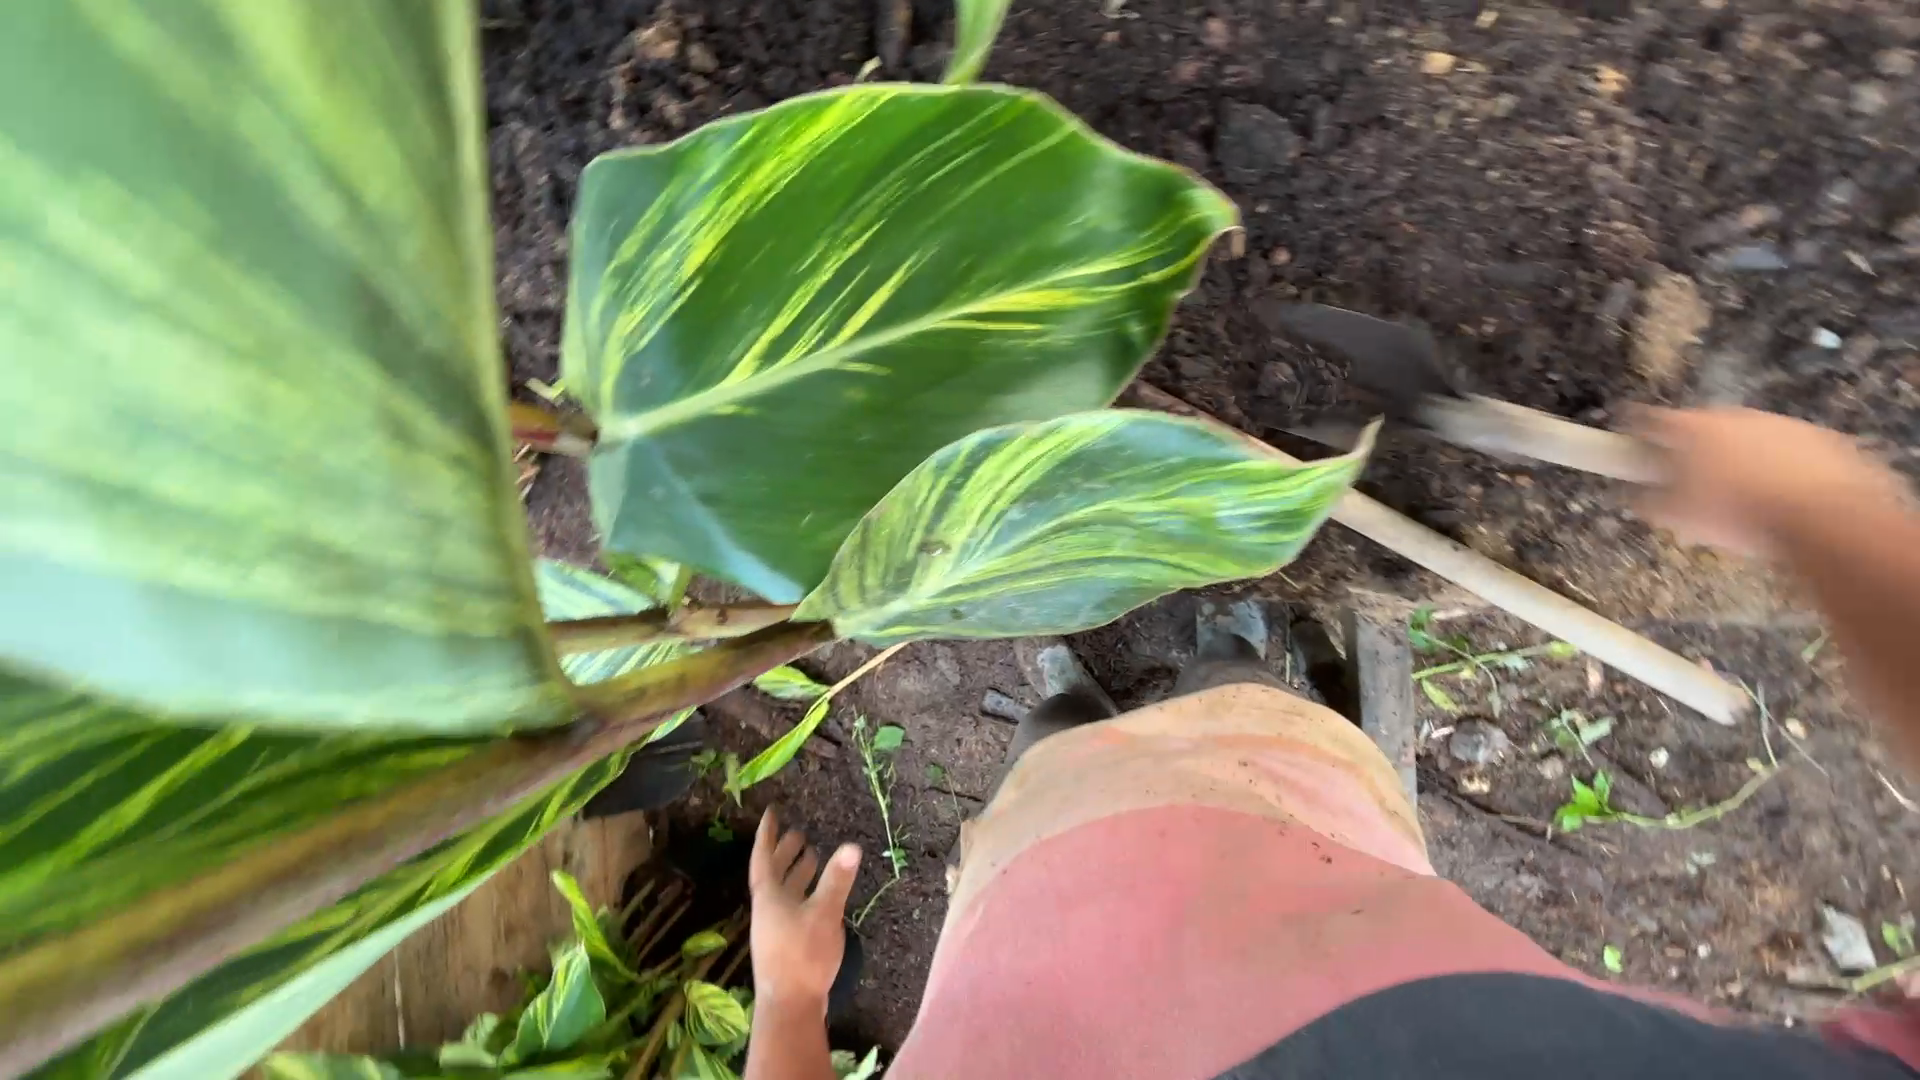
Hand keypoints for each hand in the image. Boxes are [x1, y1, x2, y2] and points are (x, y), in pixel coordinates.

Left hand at [748, 809, 860, 1012]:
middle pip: (773, 874)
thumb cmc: (803, 955)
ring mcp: (775, 928)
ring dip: (796, 873)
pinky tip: (820, 894)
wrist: (791, 1007)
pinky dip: (804, 893)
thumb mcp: (824, 913)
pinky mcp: (786, 944)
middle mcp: (768, 909)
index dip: (768, 835)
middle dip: (785, 852)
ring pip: (784, 891)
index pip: (764, 858)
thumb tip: (852, 846)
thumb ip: (837, 880)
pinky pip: (792, 906)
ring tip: (813, 857)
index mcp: (769, 897)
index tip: (772, 813)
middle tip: (798, 833)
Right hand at [1634, 407, 1907, 557]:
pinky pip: (1782, 446)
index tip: (1624, 437)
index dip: (1630, 427)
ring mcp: (1779, 424)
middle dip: (1686, 441)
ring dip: (1730, 450)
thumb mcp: (1673, 515)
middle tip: (1680, 467)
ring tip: (1730, 482)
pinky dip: (1770, 460)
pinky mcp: (1820, 438)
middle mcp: (1732, 417)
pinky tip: (1771, 487)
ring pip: (1742, 433)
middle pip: (1697, 423)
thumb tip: (1633, 493)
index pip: (1646, 419)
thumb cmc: (1735, 513)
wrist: (1828, 519)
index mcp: (1689, 430)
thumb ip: (1644, 499)